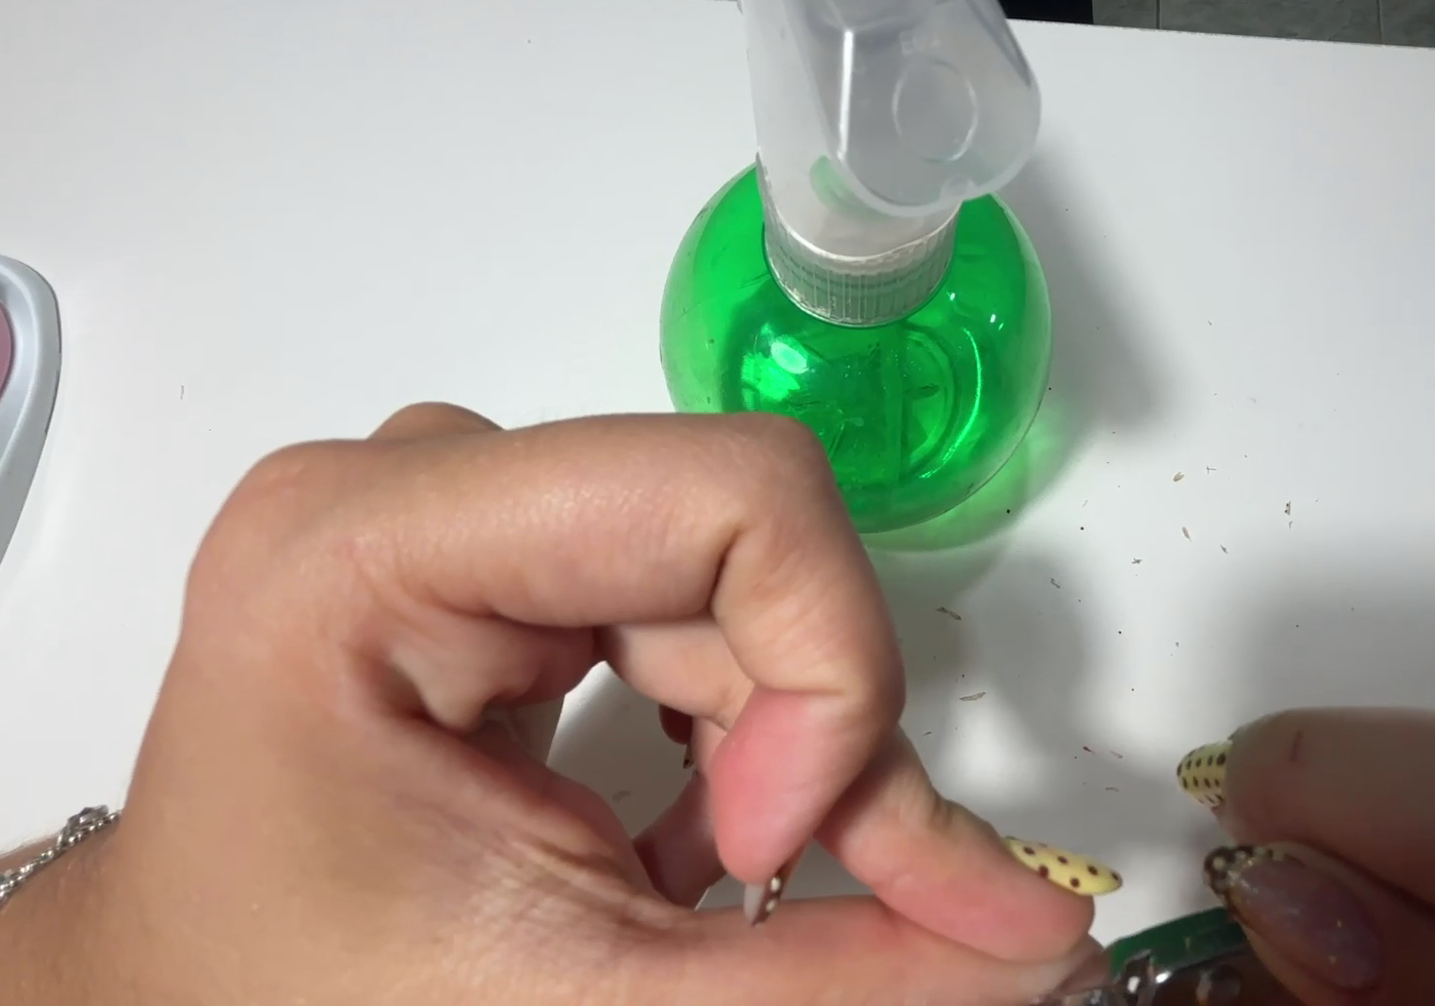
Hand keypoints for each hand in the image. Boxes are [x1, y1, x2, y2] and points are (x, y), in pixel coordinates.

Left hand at [0, 407, 1097, 1004]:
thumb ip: (847, 979)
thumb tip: (1055, 938)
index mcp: (379, 537)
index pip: (736, 491)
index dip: (824, 658)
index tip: (781, 837)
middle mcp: (426, 478)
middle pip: (747, 537)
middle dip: (813, 715)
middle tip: (802, 875)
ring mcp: (468, 502)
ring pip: (736, 574)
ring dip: (783, 728)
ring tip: (746, 869)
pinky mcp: (507, 548)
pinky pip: (690, 593)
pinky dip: (736, 709)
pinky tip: (701, 812)